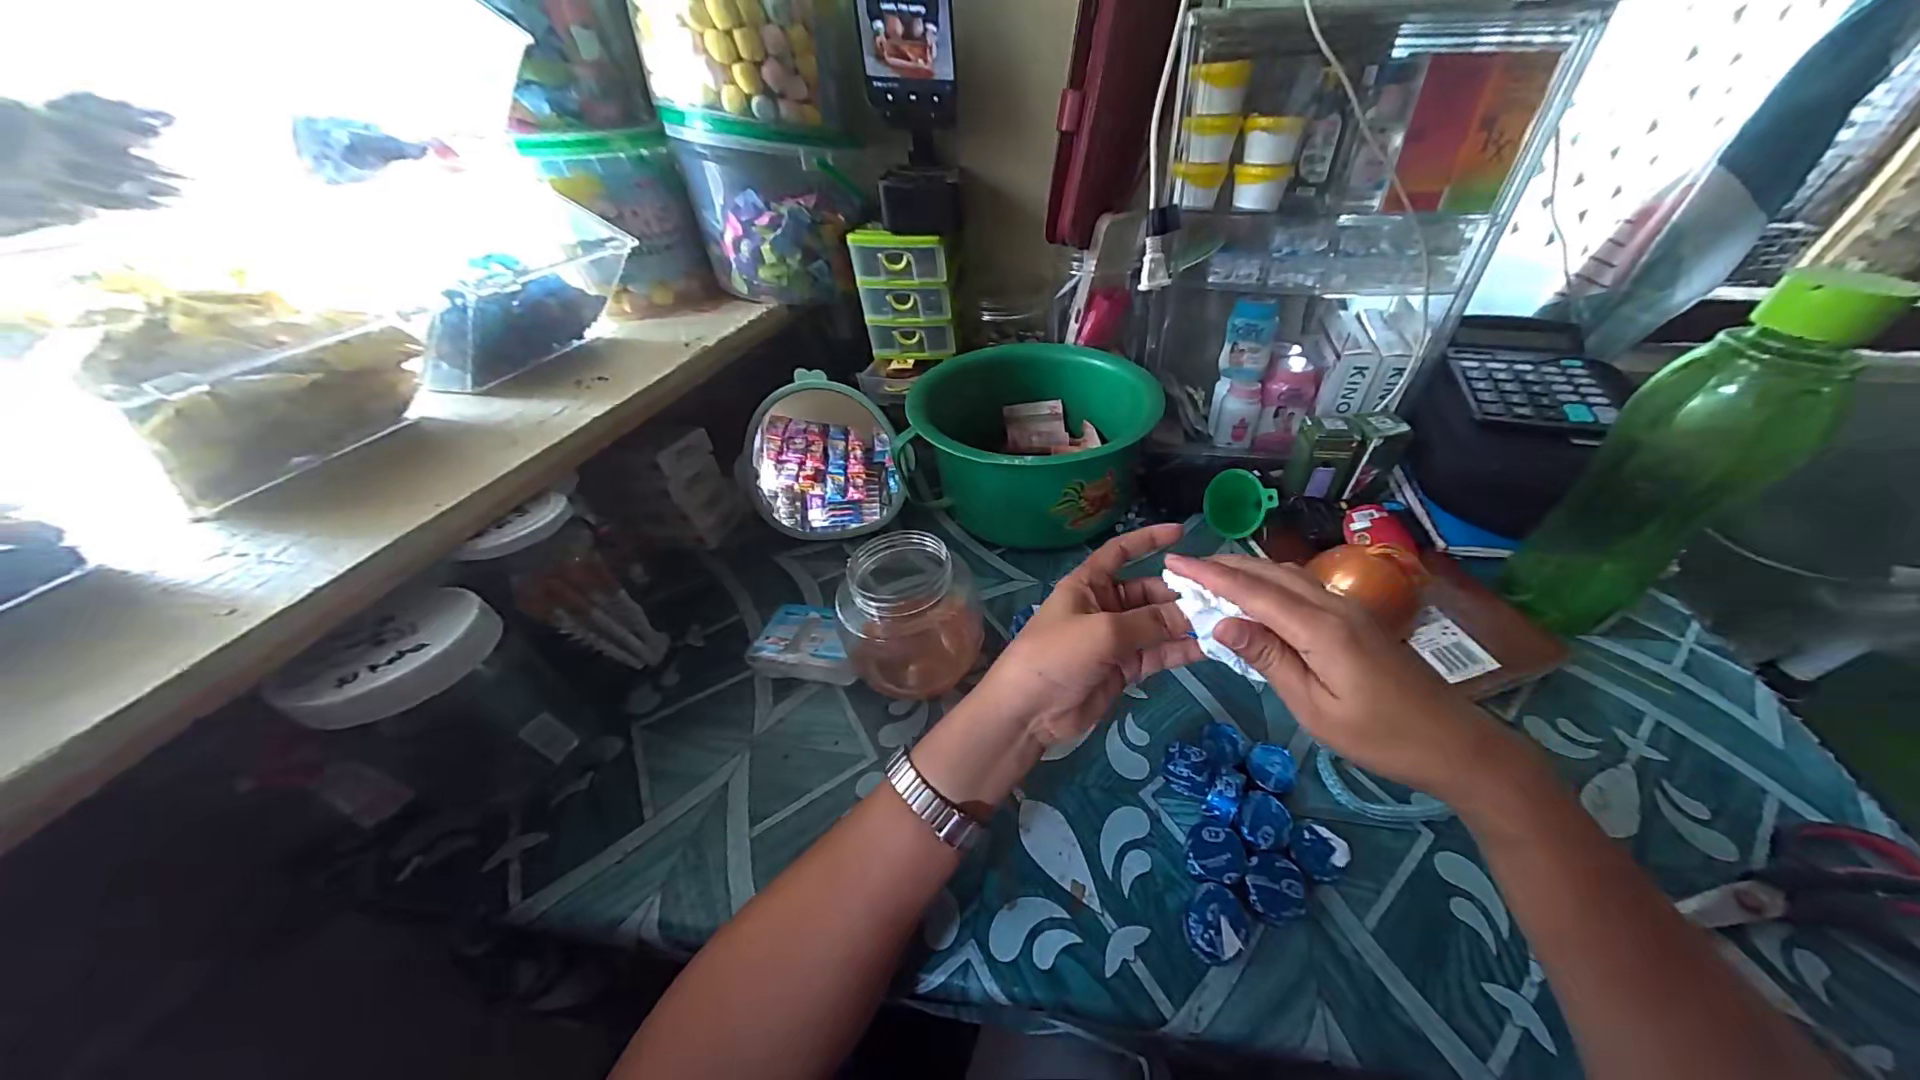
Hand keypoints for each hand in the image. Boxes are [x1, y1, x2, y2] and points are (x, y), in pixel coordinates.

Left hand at [915, 526, 1201, 808]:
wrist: (1030, 711)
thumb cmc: (1056, 655)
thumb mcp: (1103, 631)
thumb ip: (1148, 622)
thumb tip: (1191, 613)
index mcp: (1088, 585)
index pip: (1120, 552)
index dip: (1147, 540)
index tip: (1181, 532)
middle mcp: (1104, 606)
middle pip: (1148, 592)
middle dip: (1180, 595)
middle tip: (1221, 600)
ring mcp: (1115, 639)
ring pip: (1157, 625)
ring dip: (1186, 624)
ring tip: (1225, 623)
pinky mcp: (1124, 668)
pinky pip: (1157, 653)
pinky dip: (1180, 650)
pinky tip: (1209, 648)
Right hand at [1163, 553, 1508, 800]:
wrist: (1457, 744)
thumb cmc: (1380, 736)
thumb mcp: (1314, 706)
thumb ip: (1268, 659)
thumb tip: (1221, 622)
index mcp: (1320, 628)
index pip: (1252, 591)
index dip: (1209, 575)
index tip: (1174, 563)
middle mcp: (1333, 606)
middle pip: (1268, 573)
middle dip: (1222, 565)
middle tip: (1183, 567)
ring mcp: (1348, 609)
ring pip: (1286, 576)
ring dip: (1246, 572)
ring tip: (1209, 578)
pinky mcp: (1355, 618)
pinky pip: (1302, 588)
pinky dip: (1269, 584)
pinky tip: (1256, 596)